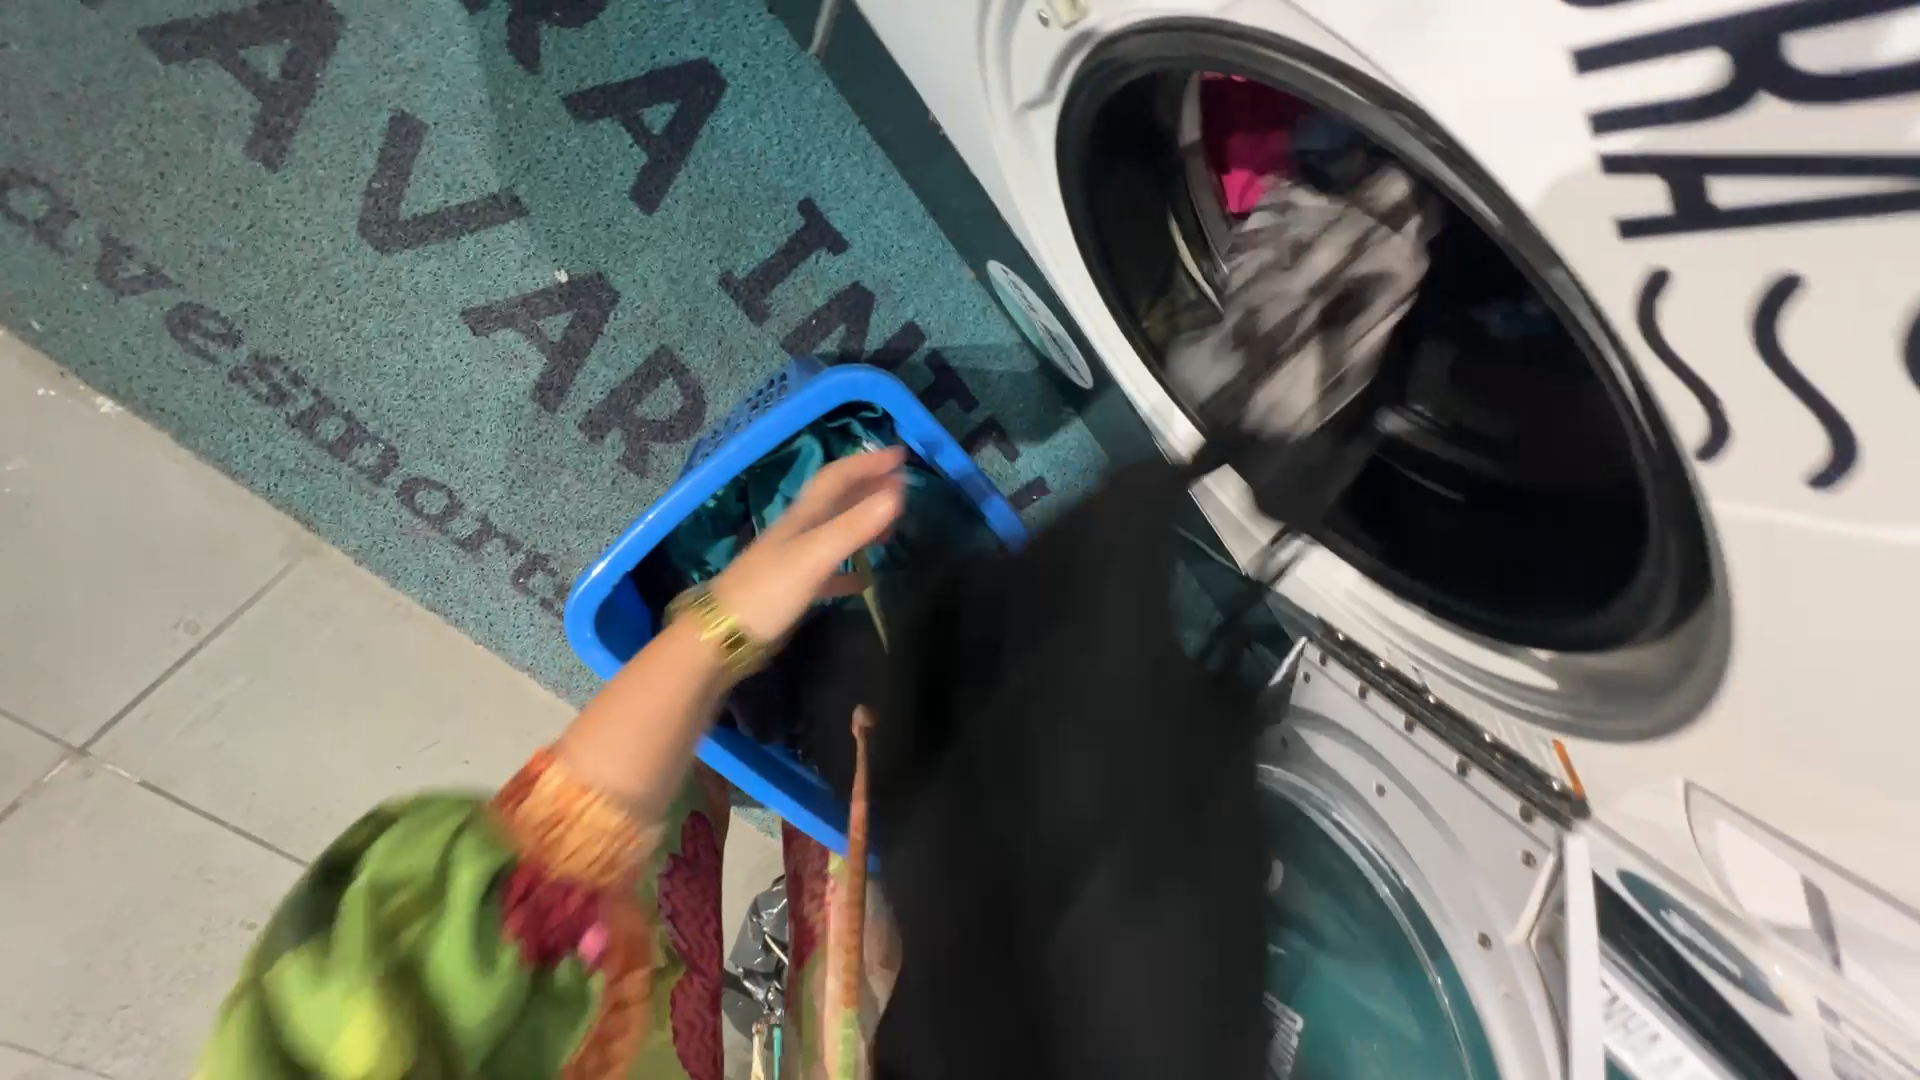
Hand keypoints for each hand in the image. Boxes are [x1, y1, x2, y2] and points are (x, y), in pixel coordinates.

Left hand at [708, 445, 906, 642]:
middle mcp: (800, 532)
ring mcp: (796, 561)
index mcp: (803, 517)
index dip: (867, 463)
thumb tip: (898, 495)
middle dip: (869, 488)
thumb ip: (854, 527)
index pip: (837, 477)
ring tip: (892, 526)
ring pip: (836, 532)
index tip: (900, 455)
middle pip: (838, 500)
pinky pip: (830, 572)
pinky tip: (865, 579)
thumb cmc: (768, 591)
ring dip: (863, 523)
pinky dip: (851, 570)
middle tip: (904, 486)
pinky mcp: (795, 589)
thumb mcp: (814, 555)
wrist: (723, 637)